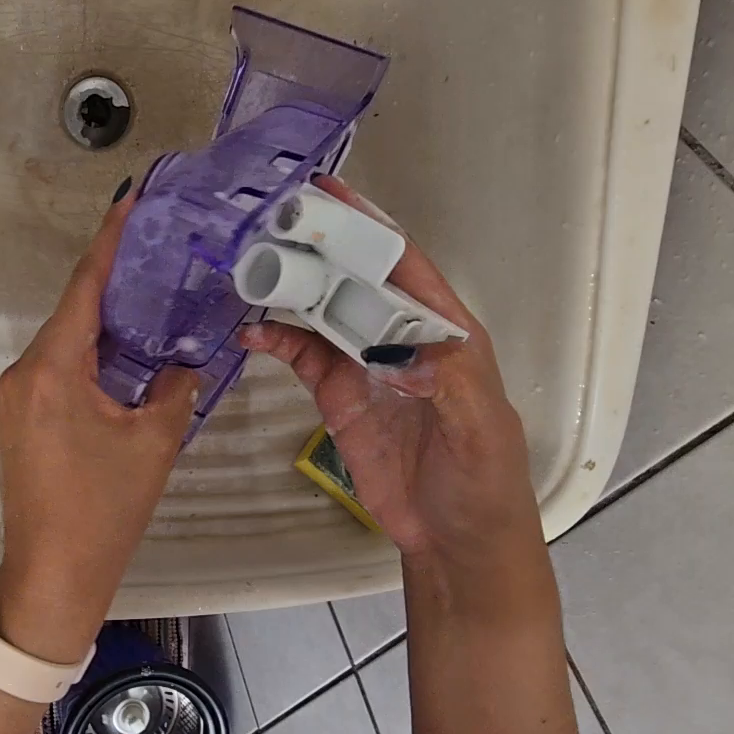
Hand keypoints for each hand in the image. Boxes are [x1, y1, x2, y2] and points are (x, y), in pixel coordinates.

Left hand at [0, 189, 199, 662]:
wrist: (54, 574)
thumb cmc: (105, 509)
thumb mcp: (154, 443)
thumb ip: (174, 390)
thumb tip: (183, 364)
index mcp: (52, 369)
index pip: (84, 289)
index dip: (109, 242)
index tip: (130, 201)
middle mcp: (21, 374)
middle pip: (70, 315)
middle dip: (112, 286)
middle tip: (158, 257)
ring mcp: (11, 399)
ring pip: (61, 345)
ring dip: (100, 327)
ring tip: (148, 304)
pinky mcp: (14, 421)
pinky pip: (51, 373)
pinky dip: (84, 358)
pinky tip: (119, 357)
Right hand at [240, 176, 542, 572]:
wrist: (449, 536)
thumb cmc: (483, 481)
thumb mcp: (480, 431)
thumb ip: (450, 383)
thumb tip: (401, 345)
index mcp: (444, 332)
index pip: (406, 269)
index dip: (371, 231)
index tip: (331, 197)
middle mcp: (399, 336)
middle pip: (355, 280)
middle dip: (319, 248)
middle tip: (272, 222)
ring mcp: (362, 363)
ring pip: (322, 311)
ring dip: (290, 290)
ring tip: (250, 269)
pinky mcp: (335, 392)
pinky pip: (301, 355)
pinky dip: (276, 340)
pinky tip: (251, 334)